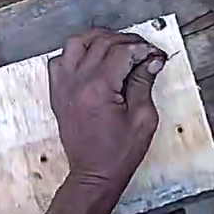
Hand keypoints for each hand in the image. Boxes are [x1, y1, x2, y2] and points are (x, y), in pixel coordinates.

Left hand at [48, 28, 167, 193]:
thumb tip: (150, 59)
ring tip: (118, 45)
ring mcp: (63, 86)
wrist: (94, 175)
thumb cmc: (118, 153)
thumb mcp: (143, 119)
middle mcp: (76, 83)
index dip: (142, 48)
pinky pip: (60, 60)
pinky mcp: (57, 92)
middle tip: (143, 50)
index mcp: (98, 89)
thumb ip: (144, 83)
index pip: (122, 51)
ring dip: (99, 38)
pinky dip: (76, 53)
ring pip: (76, 43)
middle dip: (126, 41)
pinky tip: (92, 58)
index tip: (155, 53)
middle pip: (101, 42)